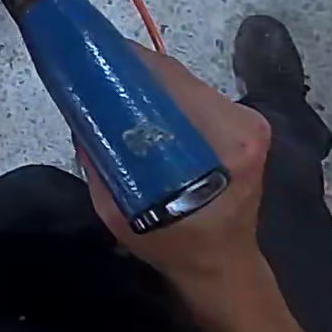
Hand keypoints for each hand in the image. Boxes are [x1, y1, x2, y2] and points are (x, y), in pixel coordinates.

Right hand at [81, 47, 273, 297]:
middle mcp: (244, 126)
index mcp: (226, 145)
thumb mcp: (121, 214)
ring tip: (119, 88)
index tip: (100, 62)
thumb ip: (98, 166)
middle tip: (102, 74)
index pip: (173, 83)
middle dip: (138, 72)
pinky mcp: (246, 124)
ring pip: (188, 84)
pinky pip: (198, 97)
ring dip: (153, 83)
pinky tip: (145, 104)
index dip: (133, 67)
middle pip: (181, 79)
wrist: (223, 268)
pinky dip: (169, 95)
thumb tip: (81, 118)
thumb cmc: (175, 244)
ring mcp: (249, 122)